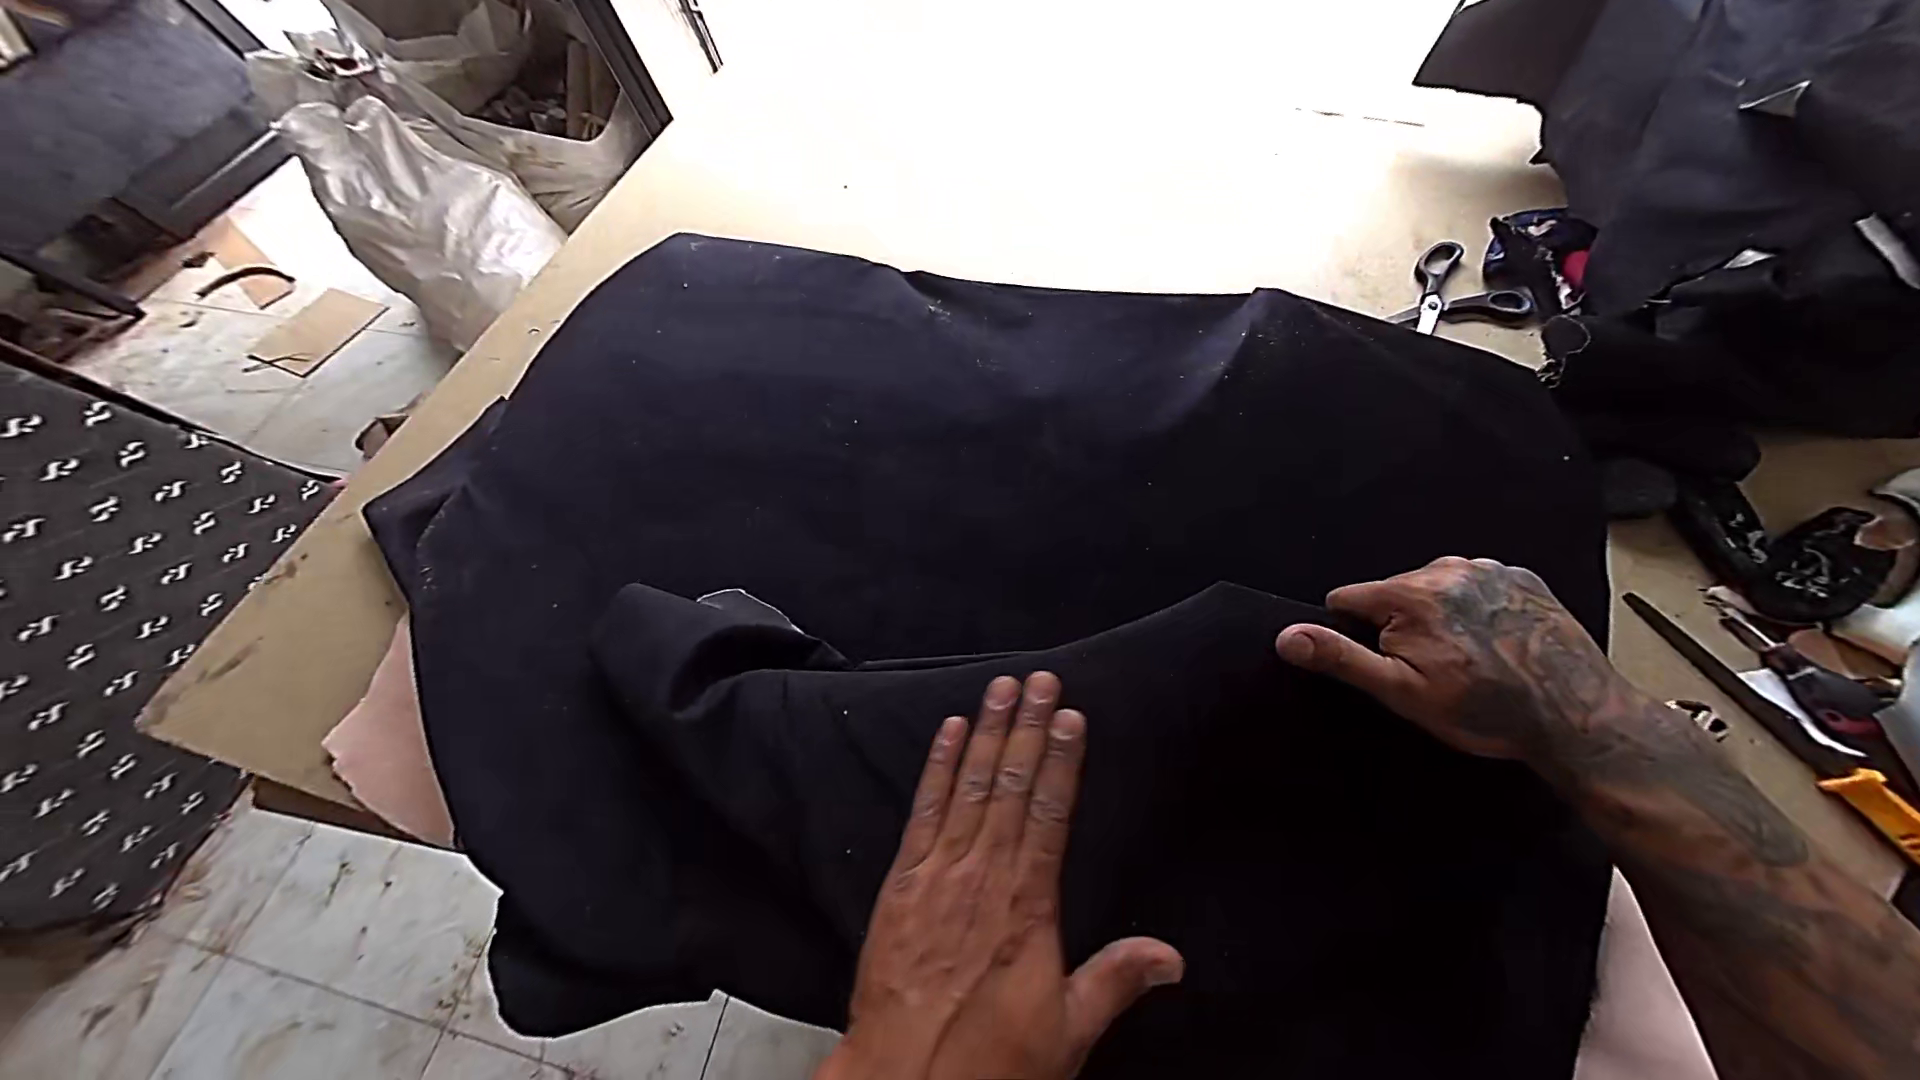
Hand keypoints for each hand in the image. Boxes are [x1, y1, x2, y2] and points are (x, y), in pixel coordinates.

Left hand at [814, 672, 1182, 1079]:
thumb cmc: (988, 1061)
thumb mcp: (1067, 1032)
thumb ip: (1115, 980)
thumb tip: (1172, 956)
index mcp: (1028, 904)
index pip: (1051, 812)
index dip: (1062, 760)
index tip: (1070, 717)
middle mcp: (986, 873)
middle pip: (1012, 783)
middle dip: (1027, 727)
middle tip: (1039, 680)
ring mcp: (941, 869)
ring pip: (970, 785)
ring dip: (987, 732)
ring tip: (1001, 689)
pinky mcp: (904, 877)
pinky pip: (924, 809)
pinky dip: (937, 767)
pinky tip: (949, 730)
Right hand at [1273, 556, 1634, 761]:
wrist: (1583, 721)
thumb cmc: (1487, 710)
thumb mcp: (1399, 692)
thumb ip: (1338, 656)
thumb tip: (1287, 636)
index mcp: (1410, 594)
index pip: (1345, 599)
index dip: (1358, 634)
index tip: (1392, 660)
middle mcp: (1446, 570)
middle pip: (1387, 591)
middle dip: (1396, 621)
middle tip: (1432, 663)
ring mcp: (1488, 570)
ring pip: (1426, 586)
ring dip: (1432, 612)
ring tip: (1465, 653)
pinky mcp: (1519, 577)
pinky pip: (1468, 583)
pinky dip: (1469, 605)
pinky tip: (1490, 638)